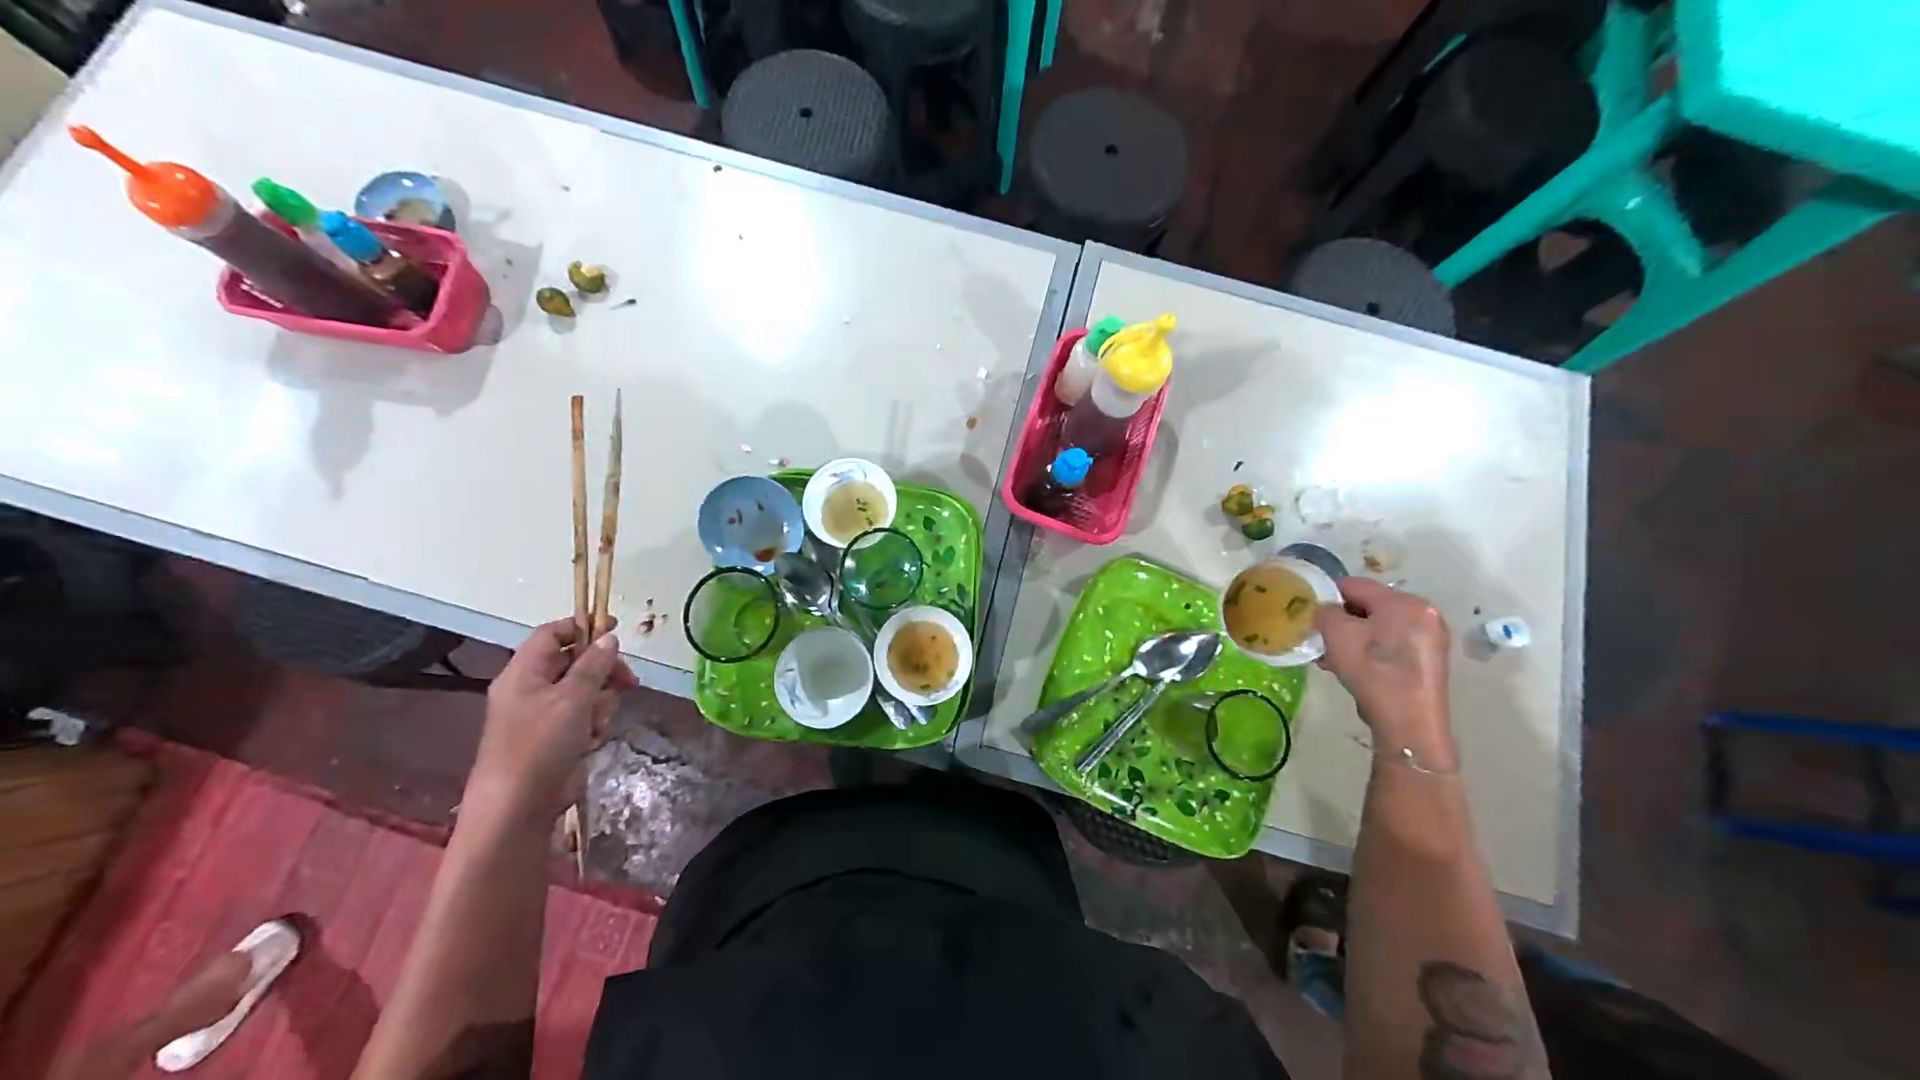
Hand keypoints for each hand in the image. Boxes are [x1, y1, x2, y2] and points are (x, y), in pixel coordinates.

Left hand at [466, 618, 637, 823]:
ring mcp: (542, 715)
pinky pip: (582, 717)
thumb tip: (609, 638)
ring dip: (600, 703)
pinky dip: (592, 724)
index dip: (583, 626)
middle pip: (575, 662)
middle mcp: (530, 688)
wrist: (517, 807)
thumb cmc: (540, 744)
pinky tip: (592, 740)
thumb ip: (593, 665)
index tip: (615, 629)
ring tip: (598, 723)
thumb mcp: (572, 698)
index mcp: (524, 672)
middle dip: (603, 672)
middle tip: (628, 682)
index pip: (553, 633)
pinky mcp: (554, 738)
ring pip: (584, 691)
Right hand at [1313, 578, 1456, 768]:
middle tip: (1321, 640)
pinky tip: (1353, 667)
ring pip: (1379, 626)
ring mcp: (1431, 637)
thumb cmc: (1373, 671)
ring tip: (1332, 658)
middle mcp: (1424, 612)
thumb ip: (1325, 611)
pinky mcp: (1430, 659)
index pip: (1355, 585)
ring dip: (1353, 637)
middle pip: (1370, 605)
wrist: (1409, 723)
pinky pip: (1392, 642)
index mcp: (1405, 601)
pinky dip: (1370, 649)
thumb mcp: (1337, 635)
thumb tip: (1326, 610)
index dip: (1327, 595)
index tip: (1310, 614)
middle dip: (1342, 620)